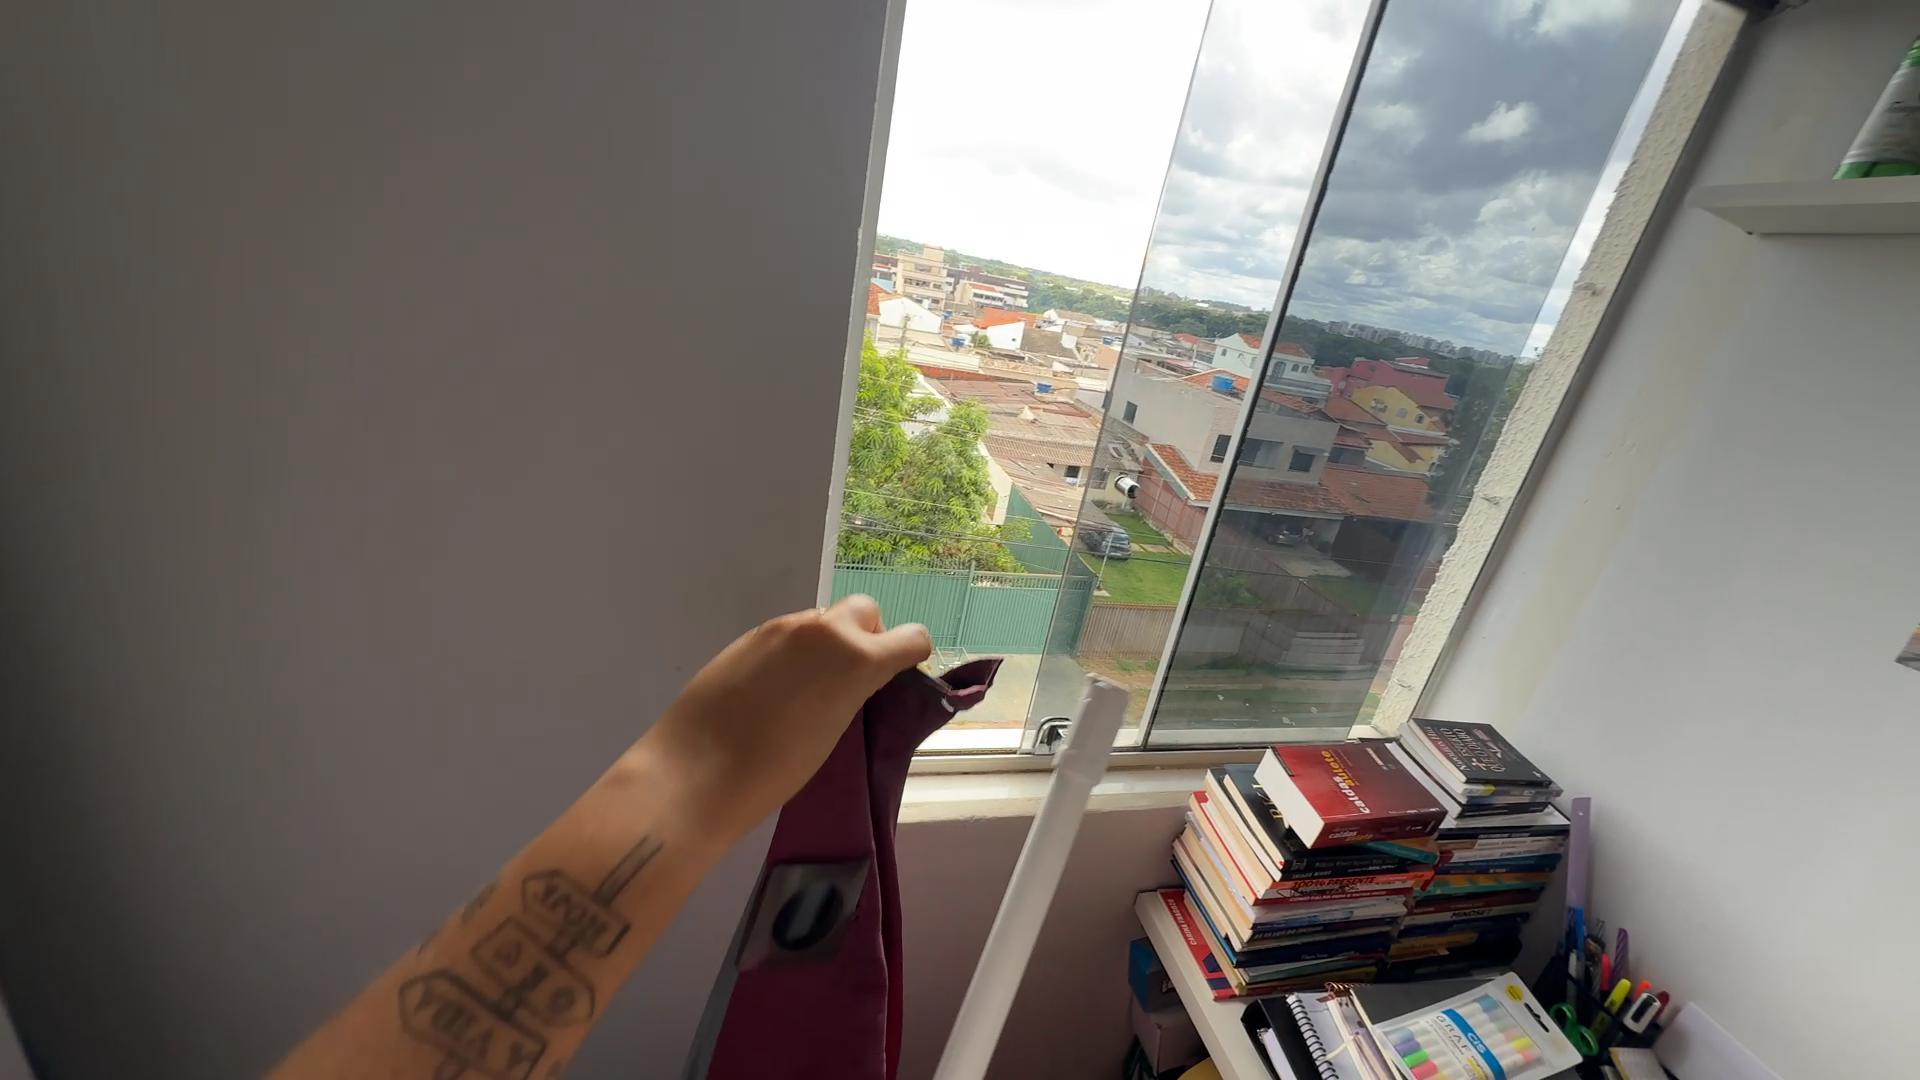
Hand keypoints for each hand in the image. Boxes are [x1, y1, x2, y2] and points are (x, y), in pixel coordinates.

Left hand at [640, 595, 930, 841]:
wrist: (694, 773)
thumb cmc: (775, 770)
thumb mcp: (835, 731)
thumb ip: (855, 690)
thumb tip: (856, 677)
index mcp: (856, 658)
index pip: (911, 637)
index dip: (912, 654)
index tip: (900, 676)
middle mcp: (823, 631)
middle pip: (864, 610)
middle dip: (867, 635)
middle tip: (850, 679)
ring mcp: (782, 628)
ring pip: (822, 621)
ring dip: (826, 645)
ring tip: (804, 692)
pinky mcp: (748, 636)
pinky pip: (788, 635)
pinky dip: (793, 653)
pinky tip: (771, 692)